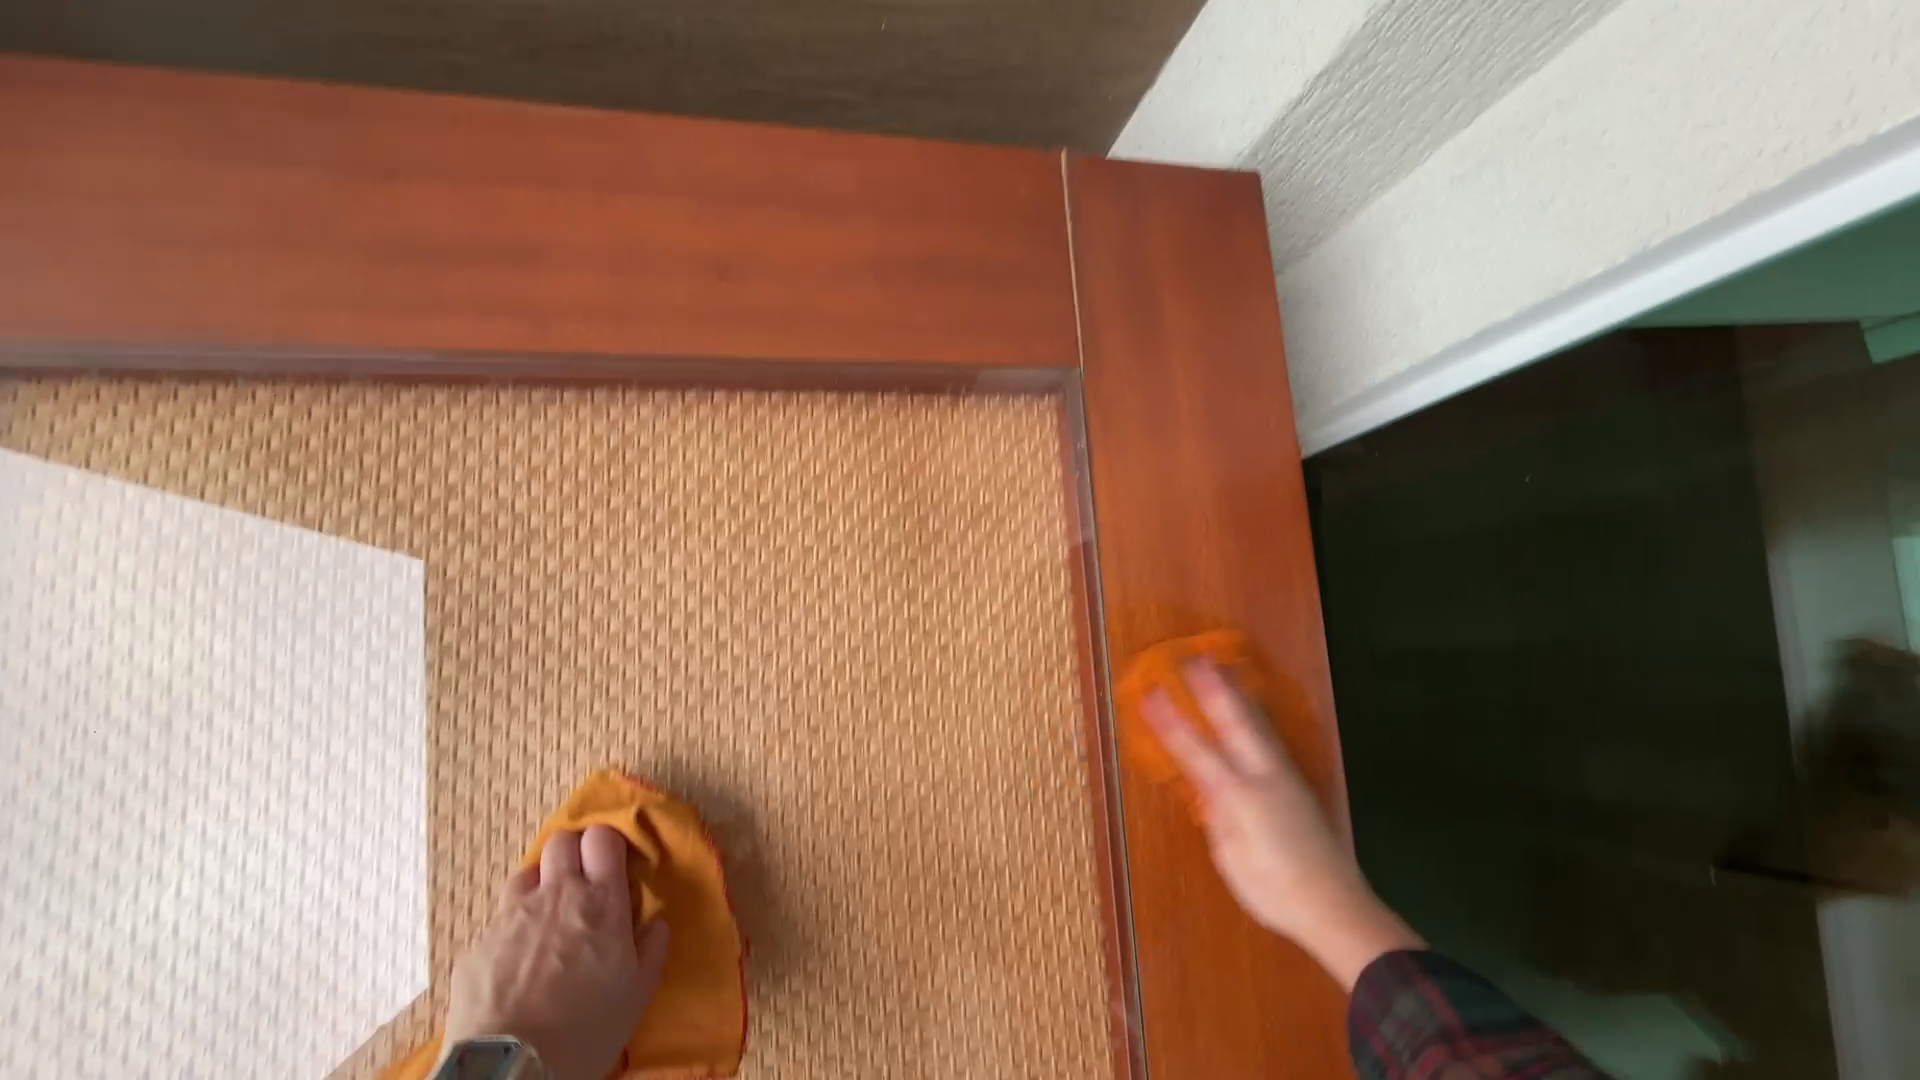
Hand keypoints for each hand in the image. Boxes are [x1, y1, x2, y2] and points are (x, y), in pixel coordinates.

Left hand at [441, 825, 671, 1079]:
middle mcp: (556, 896)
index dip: (608, 843)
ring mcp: (511, 917)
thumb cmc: (586, 1030)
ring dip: (540, 884)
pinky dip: (512, 927)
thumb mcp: (638, 992)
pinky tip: (517, 959)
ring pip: (526, 873)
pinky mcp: (477, 944)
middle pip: (561, 841)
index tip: (614, 862)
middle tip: (583, 878)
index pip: (603, 837)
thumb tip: (656, 920)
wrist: (510, 1071)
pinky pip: (498, 918)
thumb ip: (653, 946)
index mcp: (601, 901)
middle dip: (574, 851)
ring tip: (547, 915)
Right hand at [1142, 658, 1421, 988]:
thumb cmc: (1274, 890)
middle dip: (1212, 688)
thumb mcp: (1231, 857)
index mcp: (1239, 795)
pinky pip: (1270, 740)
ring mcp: (1285, 778)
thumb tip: (1208, 790)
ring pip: (1257, 725)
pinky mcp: (1297, 786)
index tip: (1151, 691)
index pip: (1195, 749)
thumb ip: (1217, 816)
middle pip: (1234, 722)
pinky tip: (1251, 710)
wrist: (1335, 906)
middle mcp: (1263, 777)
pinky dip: (1255, 716)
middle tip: (1196, 657)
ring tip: (1224, 667)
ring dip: (1237, 694)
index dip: (1170, 720)